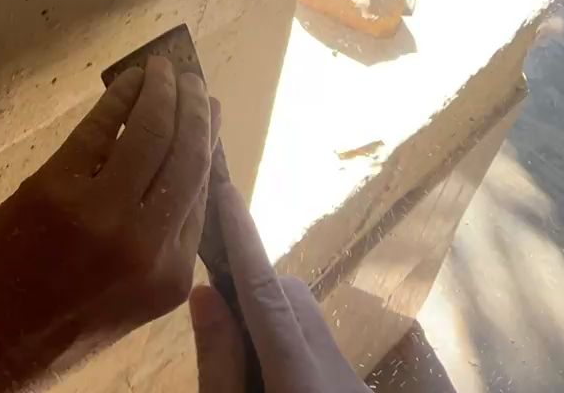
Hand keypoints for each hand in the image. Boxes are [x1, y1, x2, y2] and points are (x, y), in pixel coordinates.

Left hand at [0, 55, 215, 380]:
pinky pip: (100, 127)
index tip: (212, 110)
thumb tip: (185, 162)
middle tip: (193, 79)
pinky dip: (119, 96)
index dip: (209, 141)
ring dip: (161, 91)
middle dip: (195, 109)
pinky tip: (129, 79)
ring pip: (150, 132)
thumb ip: (164, 234)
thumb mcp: (136, 291)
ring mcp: (102, 212)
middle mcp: (146, 243)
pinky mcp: (58, 185)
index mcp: (171, 274)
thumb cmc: (67, 313)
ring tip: (164, 68)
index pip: (204, 189)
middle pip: (186, 155)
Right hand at [189, 180, 371, 392]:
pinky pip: (320, 349)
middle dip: (253, 290)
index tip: (227, 191)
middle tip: (218, 322)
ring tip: (244, 364)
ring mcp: (354, 381)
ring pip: (307, 320)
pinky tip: (274, 382)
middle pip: (291, 297)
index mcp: (299, 379)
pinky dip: (291, 349)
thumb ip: (219, 361)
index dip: (243, 239)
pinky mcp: (358, 391)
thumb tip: (205, 292)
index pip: (264, 291)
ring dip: (271, 322)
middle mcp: (335, 370)